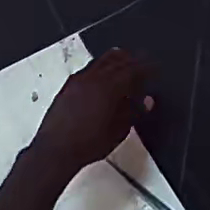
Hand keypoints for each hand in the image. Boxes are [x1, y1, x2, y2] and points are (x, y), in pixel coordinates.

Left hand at [21, 49, 152, 183]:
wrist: (56, 150)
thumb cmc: (87, 143)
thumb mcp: (119, 131)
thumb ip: (134, 112)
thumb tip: (146, 102)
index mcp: (108, 87)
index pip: (132, 69)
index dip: (145, 67)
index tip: (153, 67)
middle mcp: (92, 78)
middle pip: (116, 59)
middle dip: (131, 59)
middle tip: (141, 61)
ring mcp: (78, 80)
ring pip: (100, 61)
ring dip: (115, 60)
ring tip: (124, 64)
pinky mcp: (67, 86)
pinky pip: (88, 69)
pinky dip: (100, 67)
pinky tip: (102, 77)